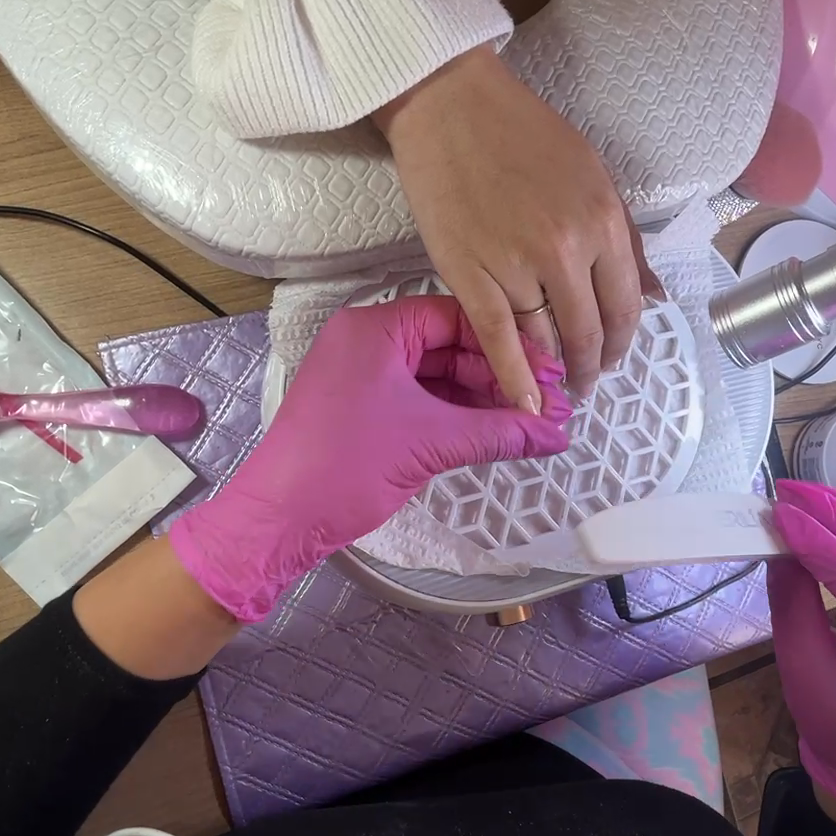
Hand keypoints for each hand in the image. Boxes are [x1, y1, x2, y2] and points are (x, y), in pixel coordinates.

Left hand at [170, 297, 573, 622]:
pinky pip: (423, 401)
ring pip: (440, 378)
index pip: (458, 317)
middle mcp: (370, 342)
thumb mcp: (430, 443)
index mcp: (376, 329)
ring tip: (531, 424)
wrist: (281, 518)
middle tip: (548, 406)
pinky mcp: (367, 409)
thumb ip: (498, 433)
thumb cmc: (344, 466)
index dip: (508, 345)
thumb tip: (554, 434)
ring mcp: (367, 377)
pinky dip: (458, 417)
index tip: (549, 372)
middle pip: (452, 347)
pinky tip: (496, 433)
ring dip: (484, 401)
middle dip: (501, 379)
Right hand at [372, 46, 659, 408]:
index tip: (613, 359)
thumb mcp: (594, 175)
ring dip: (554, 368)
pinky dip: (514, 377)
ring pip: (543, 339)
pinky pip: (498, 339)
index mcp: (602, 222)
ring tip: (555, 382)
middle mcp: (564, 250)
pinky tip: (527, 403)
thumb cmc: (525, 134)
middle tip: (586, 383)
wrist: (450, 107)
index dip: (622, 343)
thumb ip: (626, 238)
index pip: (624, 306)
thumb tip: (652, 293)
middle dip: (591, 366)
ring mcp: (515, 266)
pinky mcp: (470, 276)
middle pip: (587, 332)